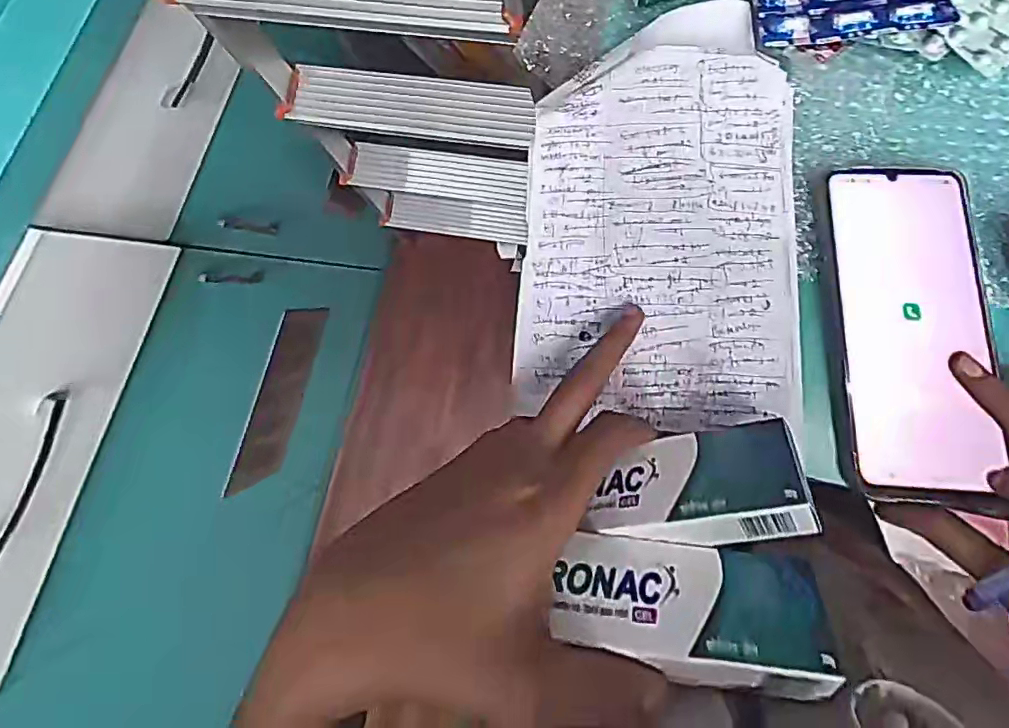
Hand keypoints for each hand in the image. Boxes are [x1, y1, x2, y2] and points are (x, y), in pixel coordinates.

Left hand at [238, 306, 667, 727]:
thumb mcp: (523, 683)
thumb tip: (656, 697)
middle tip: (632, 318)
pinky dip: (534, 441)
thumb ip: (598, 692)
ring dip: (569, 415)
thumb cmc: (437, 641)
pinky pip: (507, 440)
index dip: (641, 426)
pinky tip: (528, 484)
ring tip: (591, 444)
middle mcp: (516, 465)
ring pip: (538, 419)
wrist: (345, 614)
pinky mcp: (450, 469)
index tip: (663, 429)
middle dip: (608, 350)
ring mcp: (478, 461)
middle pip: (572, 392)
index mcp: (544, 502)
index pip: (607, 440)